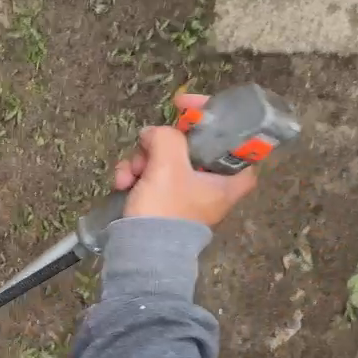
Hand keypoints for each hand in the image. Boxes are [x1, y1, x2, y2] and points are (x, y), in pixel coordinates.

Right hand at [114, 97, 258, 226]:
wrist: (141, 253)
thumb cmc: (165, 210)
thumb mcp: (168, 167)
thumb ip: (166, 138)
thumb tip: (153, 133)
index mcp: (233, 174)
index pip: (230, 131)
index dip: (206, 113)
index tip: (180, 104)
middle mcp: (215, 181)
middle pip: (187, 144)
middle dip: (157, 147)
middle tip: (143, 156)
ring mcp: (188, 191)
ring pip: (164, 158)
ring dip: (139, 162)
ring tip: (127, 178)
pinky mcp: (165, 200)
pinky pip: (151, 175)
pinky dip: (134, 176)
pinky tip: (123, 185)